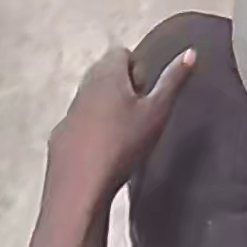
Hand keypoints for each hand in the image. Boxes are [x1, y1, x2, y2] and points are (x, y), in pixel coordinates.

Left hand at [43, 46, 193, 204]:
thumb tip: (190, 51)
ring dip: (105, 106)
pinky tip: (103, 151)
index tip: (146, 89)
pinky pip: (77, 124)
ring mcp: (66, 117)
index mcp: (106, 76)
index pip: (120, 52)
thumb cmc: (123, 145)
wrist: (78, 195)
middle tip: (139, 108)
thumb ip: (173, 79)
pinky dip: (90, 129)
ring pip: (90, 99)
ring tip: (124, 131)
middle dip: (122, 84)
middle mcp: (83, 90)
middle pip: (103, 73)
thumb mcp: (158, 111)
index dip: (137, 66)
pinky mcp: (56, 143)